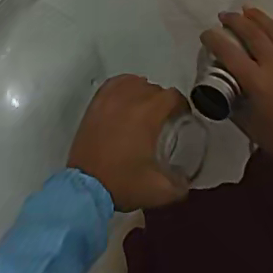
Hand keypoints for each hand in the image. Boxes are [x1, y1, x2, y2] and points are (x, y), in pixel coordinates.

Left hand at [67, 75, 191, 211]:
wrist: (86, 187)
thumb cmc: (123, 183)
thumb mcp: (159, 190)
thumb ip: (180, 184)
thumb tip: (186, 180)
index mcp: (148, 114)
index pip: (172, 96)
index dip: (181, 105)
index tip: (182, 118)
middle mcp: (129, 99)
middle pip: (154, 88)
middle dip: (163, 102)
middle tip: (164, 120)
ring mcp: (109, 99)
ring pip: (134, 82)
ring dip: (144, 92)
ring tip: (146, 109)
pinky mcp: (95, 104)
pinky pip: (114, 84)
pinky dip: (124, 86)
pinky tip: (127, 96)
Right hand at [202, 6, 272, 161]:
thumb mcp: (248, 123)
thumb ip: (236, 102)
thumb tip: (228, 90)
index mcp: (256, 80)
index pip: (228, 51)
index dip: (214, 39)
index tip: (206, 34)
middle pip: (252, 33)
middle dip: (235, 21)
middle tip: (225, 16)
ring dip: (259, 19)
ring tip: (248, 9)